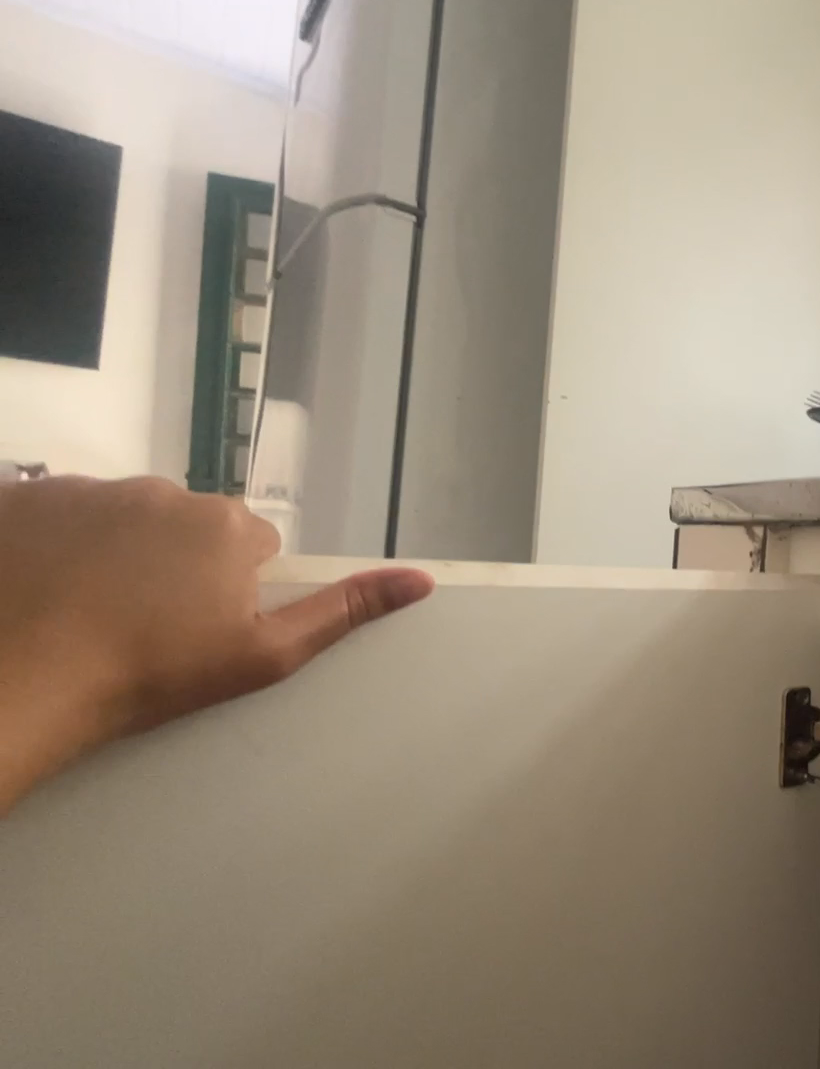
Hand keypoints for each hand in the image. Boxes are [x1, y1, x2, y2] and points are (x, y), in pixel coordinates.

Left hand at [0, 476, 433, 812]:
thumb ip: (348, 609)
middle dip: (176, 561)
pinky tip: (36, 585)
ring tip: (84, 606)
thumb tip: (420, 580)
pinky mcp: (9, 499)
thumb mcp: (267, 652)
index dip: (232, 585)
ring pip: (121, 516)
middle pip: (187, 524)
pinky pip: (52, 512)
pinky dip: (50, 541)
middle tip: (144, 619)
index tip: (199, 621)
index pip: (250, 542)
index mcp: (226, 525)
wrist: (5, 687)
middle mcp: (160, 492)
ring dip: (113, 549)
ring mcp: (77, 491)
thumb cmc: (145, 674)